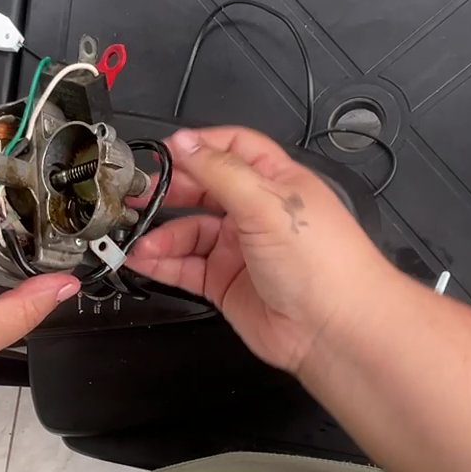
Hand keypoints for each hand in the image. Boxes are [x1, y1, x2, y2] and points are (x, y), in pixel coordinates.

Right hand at [128, 127, 395, 373]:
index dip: (198, 147)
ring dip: (161, 235)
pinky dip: (161, 263)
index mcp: (275, 182)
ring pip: (189, 233)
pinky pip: (185, 268)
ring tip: (139, 240)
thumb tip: (186, 142)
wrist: (333, 329)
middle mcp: (256, 213)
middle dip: (169, 191)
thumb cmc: (322, 263)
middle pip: (203, 190)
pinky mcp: (225, 284)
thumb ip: (221, 171)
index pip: (231, 150)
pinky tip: (142, 260)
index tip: (164, 153)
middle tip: (137, 195)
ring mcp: (239, 250)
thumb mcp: (267, 203)